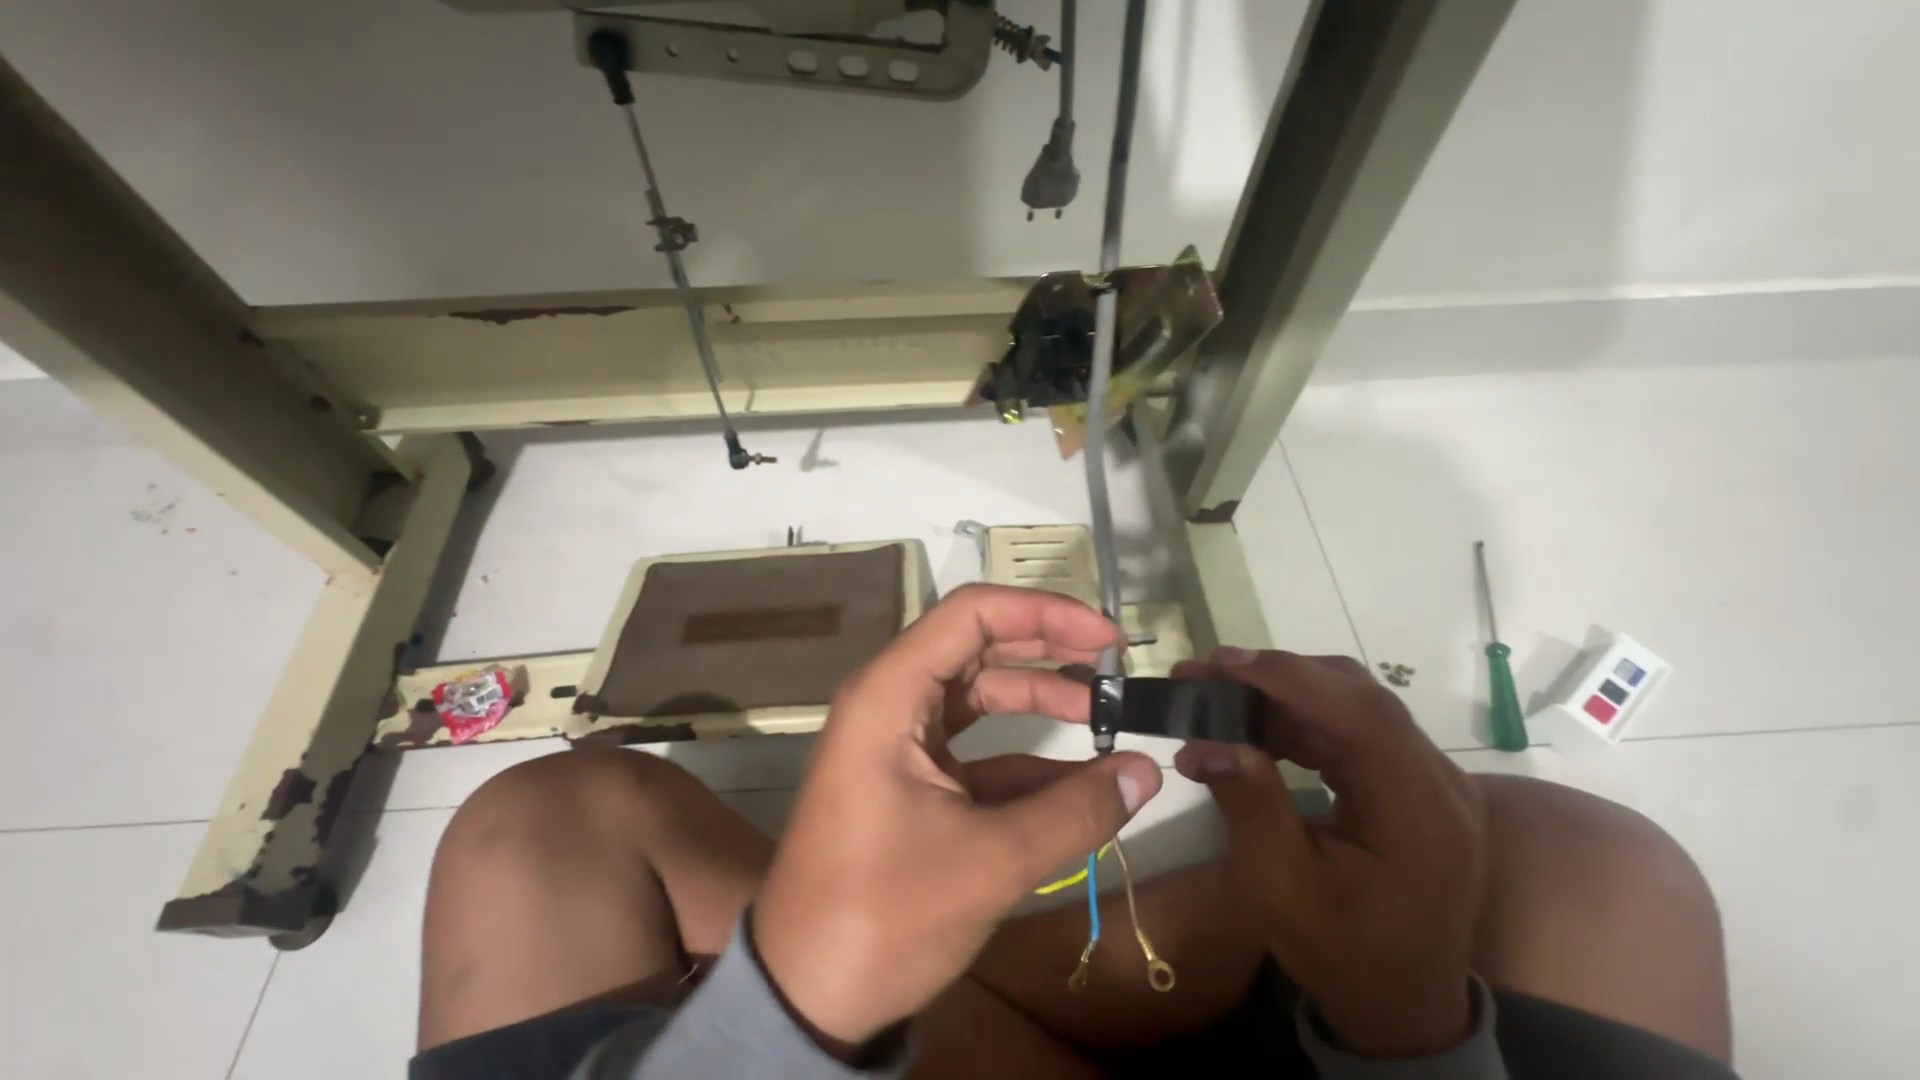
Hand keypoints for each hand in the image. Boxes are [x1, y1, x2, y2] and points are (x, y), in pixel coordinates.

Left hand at [752, 584, 1163, 1051]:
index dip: (1044, 613)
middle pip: (977, 648)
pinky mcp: (911, 785)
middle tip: (1115, 664)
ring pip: (978, 698)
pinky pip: (976, 753)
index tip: (1107, 638)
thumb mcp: (991, 861)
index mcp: (890, 695)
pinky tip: (1080, 780)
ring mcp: (899, 746)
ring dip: (1040, 701)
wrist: (806, 995)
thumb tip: (1147, 772)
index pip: (972, 615)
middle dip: (1048, 650)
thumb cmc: (885, 913)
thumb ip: (1076, 812)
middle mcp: (890, 704)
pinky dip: (1025, 760)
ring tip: (1106, 715)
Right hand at [1171, 648, 1485, 1058]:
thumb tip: (1207, 738)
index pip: (1360, 714)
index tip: (1221, 662)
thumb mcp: (1282, 889)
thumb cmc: (1342, 953)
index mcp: (1422, 810)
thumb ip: (1251, 805)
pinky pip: (1349, 734)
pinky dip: (1295, 725)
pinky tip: (1246, 732)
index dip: (1289, 678)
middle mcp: (1437, 781)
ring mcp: (1426, 780)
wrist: (1401, 1006)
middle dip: (1276, 678)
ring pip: (1350, 707)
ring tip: (1210, 699)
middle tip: (1203, 676)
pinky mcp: (1406, 785)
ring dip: (1280, 698)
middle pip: (1358, 698)